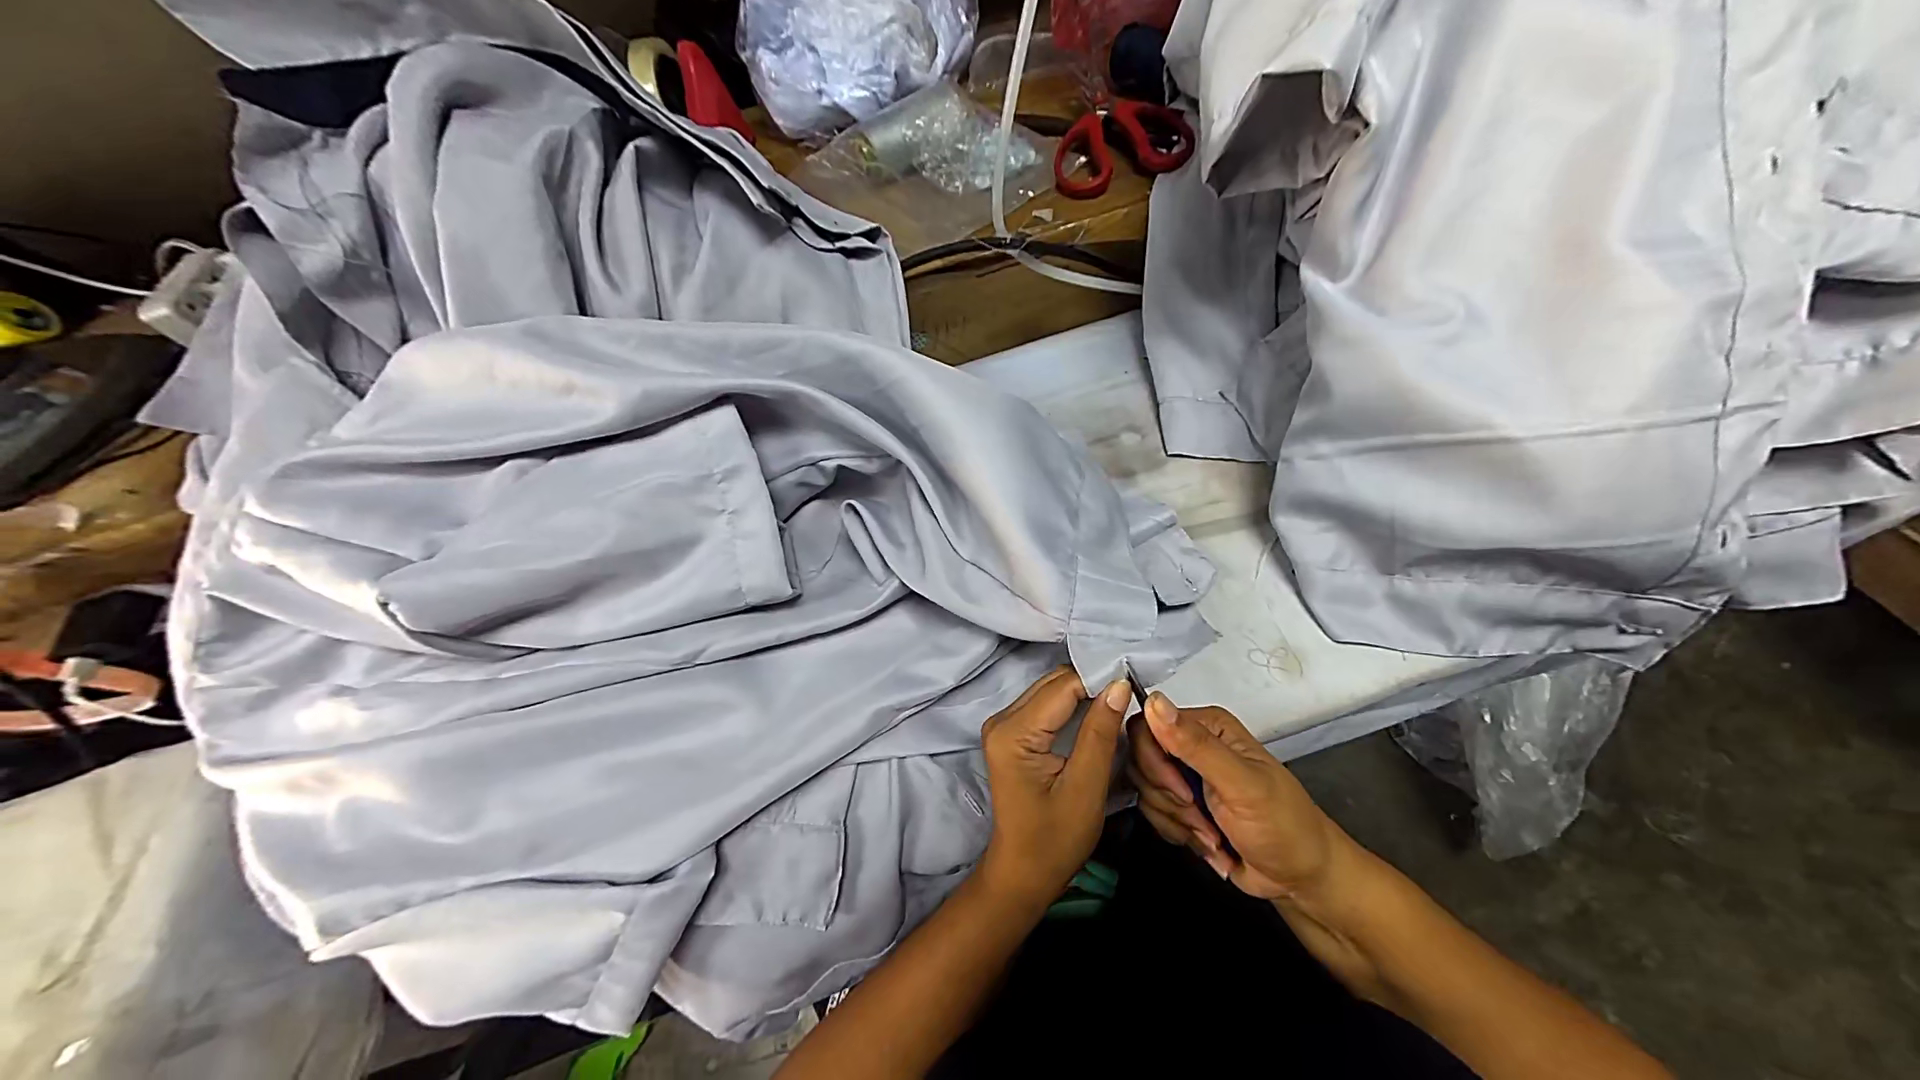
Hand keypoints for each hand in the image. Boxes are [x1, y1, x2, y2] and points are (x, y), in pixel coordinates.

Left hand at [976, 667, 1129, 907]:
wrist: (1023, 872)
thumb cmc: (1055, 840)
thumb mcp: (1086, 788)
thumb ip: (1100, 732)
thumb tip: (1119, 685)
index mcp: (1014, 733)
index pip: (1063, 686)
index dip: (1101, 680)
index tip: (1138, 685)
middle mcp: (1002, 720)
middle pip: (1055, 683)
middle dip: (1094, 684)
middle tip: (1134, 694)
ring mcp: (1003, 725)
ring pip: (1052, 690)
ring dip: (1086, 692)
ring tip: (1122, 701)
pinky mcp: (1012, 733)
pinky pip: (1047, 705)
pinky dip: (1074, 705)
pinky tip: (1099, 713)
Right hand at [1126, 693, 1340, 900]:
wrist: (1300, 878)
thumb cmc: (1286, 827)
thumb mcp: (1242, 784)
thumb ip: (1196, 744)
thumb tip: (1156, 703)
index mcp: (1207, 726)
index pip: (1147, 726)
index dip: (1155, 762)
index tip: (1183, 791)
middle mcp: (1192, 744)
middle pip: (1141, 761)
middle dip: (1169, 798)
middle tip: (1202, 813)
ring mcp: (1185, 775)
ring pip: (1145, 791)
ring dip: (1178, 820)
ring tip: (1214, 832)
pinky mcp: (1181, 804)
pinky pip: (1152, 813)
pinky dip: (1178, 832)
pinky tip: (1208, 839)